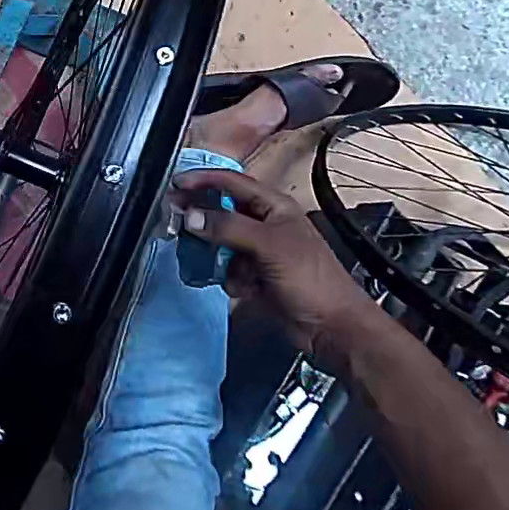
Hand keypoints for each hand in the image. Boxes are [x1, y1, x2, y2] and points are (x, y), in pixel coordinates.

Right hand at [172, 169, 384, 366]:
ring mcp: (257, 249)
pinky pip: (225, 265)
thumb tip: (189, 216)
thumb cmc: (310, 280)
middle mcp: (263, 223)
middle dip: (200, 216)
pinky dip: (228, 275)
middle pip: (220, 209)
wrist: (333, 330)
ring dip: (216, 254)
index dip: (202, 179)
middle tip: (175, 218)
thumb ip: (227, 227)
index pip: (232, 182)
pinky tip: (242, 289)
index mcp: (274, 207)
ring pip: (218, 239)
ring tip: (219, 267)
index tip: (175, 184)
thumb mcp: (269, 246)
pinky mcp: (253, 273)